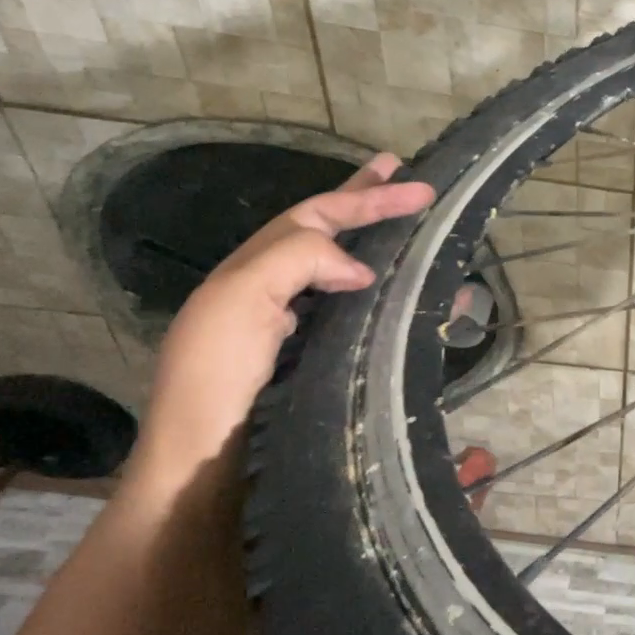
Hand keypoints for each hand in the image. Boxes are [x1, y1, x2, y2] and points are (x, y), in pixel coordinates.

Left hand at [131, 153, 435, 479]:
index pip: (317, 215)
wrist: (208, 461)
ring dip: (389, 244)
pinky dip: (399, 295)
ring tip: (427, 230)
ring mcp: (302, 325)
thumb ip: (298, 259)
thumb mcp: (239, 299)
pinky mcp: (327, 358)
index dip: (368, 197)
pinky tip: (425, 297)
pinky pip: (370, 312)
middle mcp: (277, 289)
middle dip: (367, 200)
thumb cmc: (217, 374)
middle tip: (405, 173)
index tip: (421, 189)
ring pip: (353, 269)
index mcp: (252, 269)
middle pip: (329, 230)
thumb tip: (363, 267)